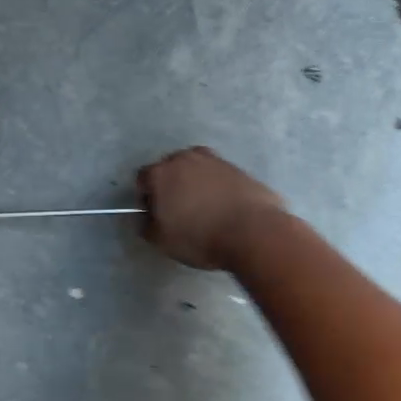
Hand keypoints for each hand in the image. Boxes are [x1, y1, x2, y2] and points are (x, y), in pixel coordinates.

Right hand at [137, 146, 288, 270]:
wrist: (257, 235)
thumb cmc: (201, 237)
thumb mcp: (161, 241)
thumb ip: (146, 226)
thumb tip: (146, 219)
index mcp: (160, 173)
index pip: (143, 179)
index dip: (147, 197)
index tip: (158, 214)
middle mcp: (184, 160)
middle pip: (171, 168)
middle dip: (173, 184)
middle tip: (182, 208)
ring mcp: (216, 163)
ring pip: (199, 169)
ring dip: (199, 182)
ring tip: (208, 207)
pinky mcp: (243, 172)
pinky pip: (225, 178)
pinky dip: (223, 189)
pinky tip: (230, 210)